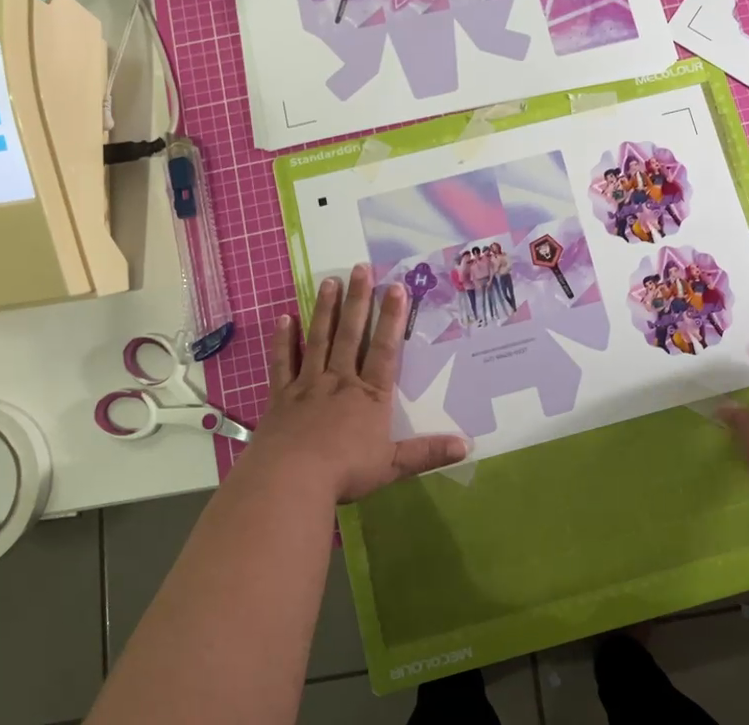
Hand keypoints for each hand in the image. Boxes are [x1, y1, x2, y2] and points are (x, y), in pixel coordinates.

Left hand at [248, 263, 467, 502]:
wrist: (290, 479)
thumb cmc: (345, 472)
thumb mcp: (392, 465)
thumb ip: (427, 452)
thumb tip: (468, 445)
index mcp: (369, 395)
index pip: (384, 349)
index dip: (391, 317)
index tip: (395, 287)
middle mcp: (339, 381)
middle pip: (350, 334)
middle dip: (357, 300)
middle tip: (359, 268)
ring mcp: (308, 385)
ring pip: (318, 340)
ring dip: (324, 310)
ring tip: (328, 281)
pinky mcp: (281, 397)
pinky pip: (282, 362)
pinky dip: (283, 340)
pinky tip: (284, 318)